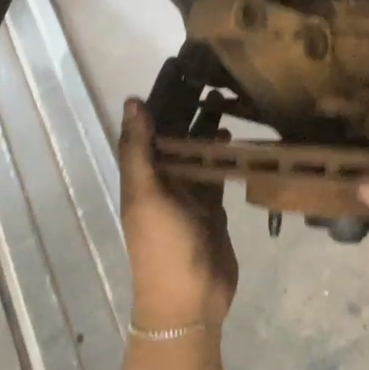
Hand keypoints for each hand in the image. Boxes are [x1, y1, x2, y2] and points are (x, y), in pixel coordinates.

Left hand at [118, 99, 237, 329]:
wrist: (190, 301)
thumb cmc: (164, 248)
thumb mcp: (145, 197)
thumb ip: (139, 151)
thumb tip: (133, 102)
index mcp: (141, 178)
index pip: (148, 129)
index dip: (159, 100)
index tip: (179, 67)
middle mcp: (162, 183)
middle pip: (174, 138)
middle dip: (187, 109)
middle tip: (212, 76)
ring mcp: (189, 197)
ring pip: (197, 153)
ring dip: (207, 129)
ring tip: (226, 97)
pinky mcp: (214, 210)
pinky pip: (217, 175)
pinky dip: (224, 156)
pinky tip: (235, 137)